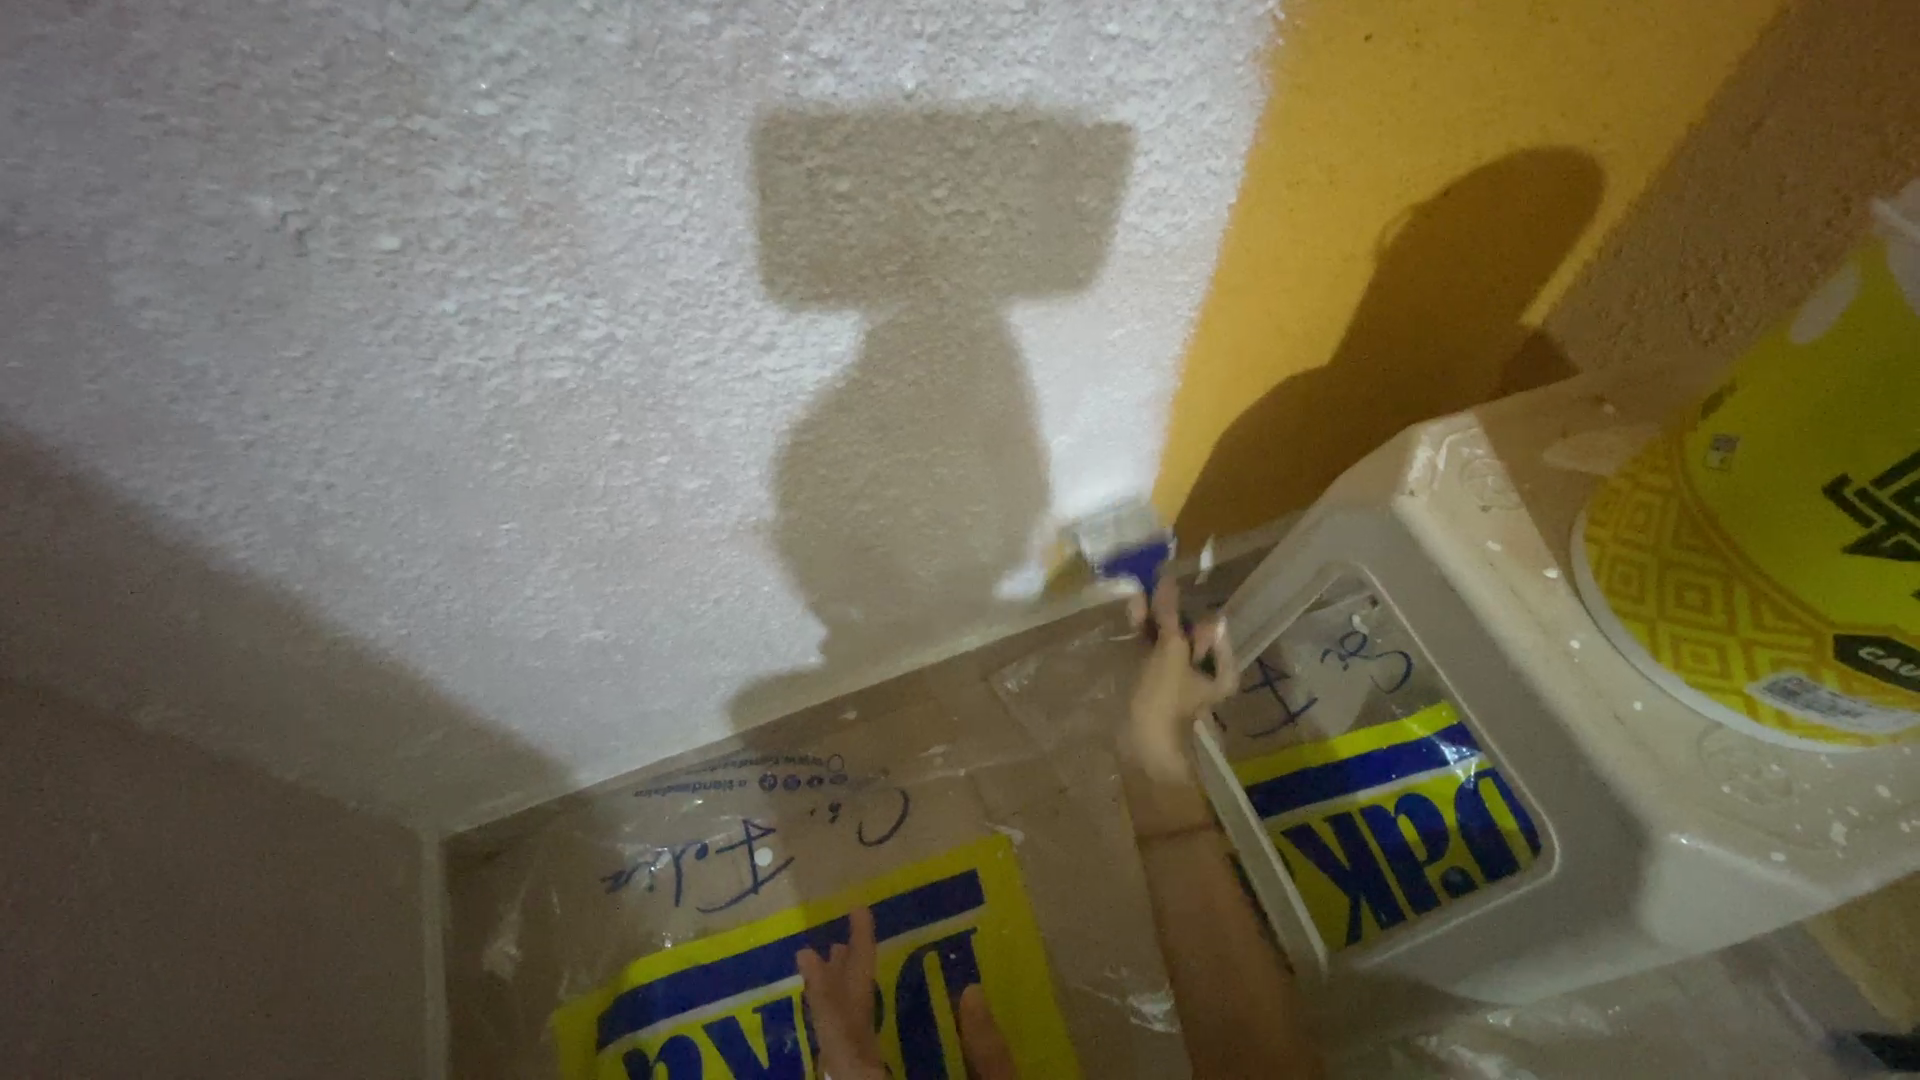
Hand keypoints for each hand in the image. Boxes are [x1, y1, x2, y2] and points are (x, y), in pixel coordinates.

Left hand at [798, 907, 1018, 1078]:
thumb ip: (987, 1053)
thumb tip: (973, 992)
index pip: (844, 1032)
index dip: (831, 985)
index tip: (823, 943)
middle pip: (839, 1039)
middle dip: (836, 986)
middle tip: (834, 940)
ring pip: (841, 1054)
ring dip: (844, 1007)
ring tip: (844, 960)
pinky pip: (851, 1066)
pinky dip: (853, 1034)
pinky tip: (862, 1014)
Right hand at [1123, 579, 1235, 784]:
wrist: (1141, 747)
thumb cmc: (1165, 700)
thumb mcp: (1170, 654)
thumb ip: (1169, 618)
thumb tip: (1168, 581)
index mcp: (1222, 667)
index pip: (1211, 626)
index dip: (1191, 607)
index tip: (1168, 587)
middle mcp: (1204, 670)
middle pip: (1188, 631)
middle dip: (1168, 612)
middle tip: (1149, 588)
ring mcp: (1179, 676)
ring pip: (1168, 639)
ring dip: (1153, 620)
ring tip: (1135, 597)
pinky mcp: (1156, 681)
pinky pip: (1153, 651)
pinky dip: (1144, 636)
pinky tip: (1131, 616)